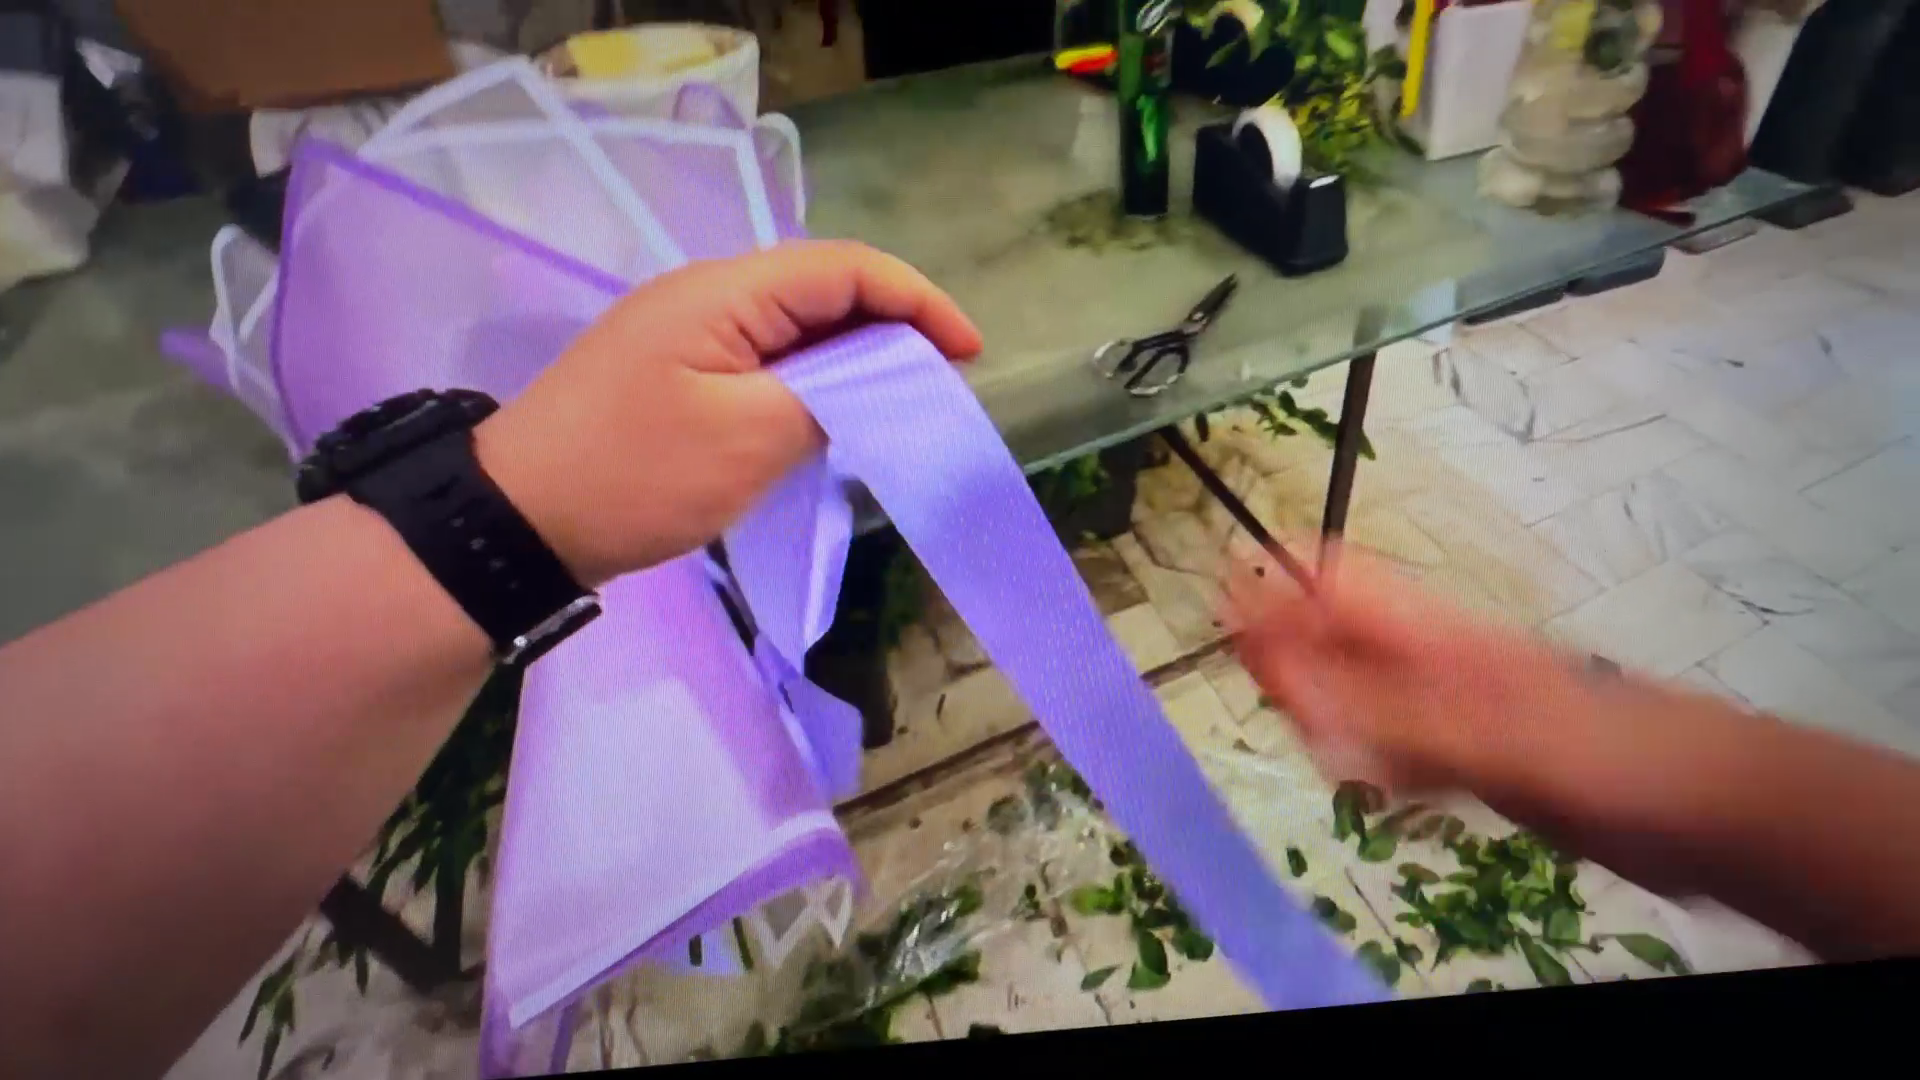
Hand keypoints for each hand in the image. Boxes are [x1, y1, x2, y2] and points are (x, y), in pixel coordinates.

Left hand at [474, 240, 982, 585]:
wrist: (521, 520)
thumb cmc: (637, 476)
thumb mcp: (748, 438)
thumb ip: (828, 399)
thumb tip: (872, 384)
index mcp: (727, 294)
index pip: (845, 269)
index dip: (917, 301)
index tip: (969, 351)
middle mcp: (713, 298)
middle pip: (826, 292)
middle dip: (896, 328)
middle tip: (943, 380)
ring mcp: (697, 338)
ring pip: (801, 330)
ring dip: (859, 358)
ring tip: (906, 399)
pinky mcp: (688, 377)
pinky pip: (772, 364)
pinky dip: (820, 384)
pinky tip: (843, 415)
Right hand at [1223, 544, 1607, 794]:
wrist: (1700, 806)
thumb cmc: (1592, 747)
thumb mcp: (1477, 729)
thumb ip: (1371, 707)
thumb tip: (1272, 674)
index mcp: (1422, 626)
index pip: (1329, 575)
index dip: (1272, 578)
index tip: (1222, 605)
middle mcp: (1419, 654)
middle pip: (1327, 634)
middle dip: (1286, 656)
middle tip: (1272, 697)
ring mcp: (1438, 700)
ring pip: (1349, 690)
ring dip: (1321, 713)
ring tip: (1325, 747)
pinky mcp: (1457, 746)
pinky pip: (1384, 740)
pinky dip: (1364, 755)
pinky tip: (1369, 777)